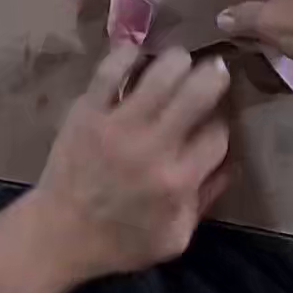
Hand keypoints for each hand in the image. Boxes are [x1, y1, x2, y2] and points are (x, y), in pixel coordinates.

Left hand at [19, 44, 232, 288]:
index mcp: (179, 180)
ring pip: (160, 74)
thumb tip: (232, 162)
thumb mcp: (175, 236)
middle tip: (214, 67)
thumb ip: (206, 198)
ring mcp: (119, 125)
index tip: (215, 118)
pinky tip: (136, 53)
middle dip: (213, 75)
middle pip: (198, 93)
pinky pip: (110, 72)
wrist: (59, 234)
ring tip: (179, 60)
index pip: (218, 133)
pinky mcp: (88, 112)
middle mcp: (154, 147)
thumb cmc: (120, 239)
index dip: (222, 121)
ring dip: (177, 60)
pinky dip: (126, 55)